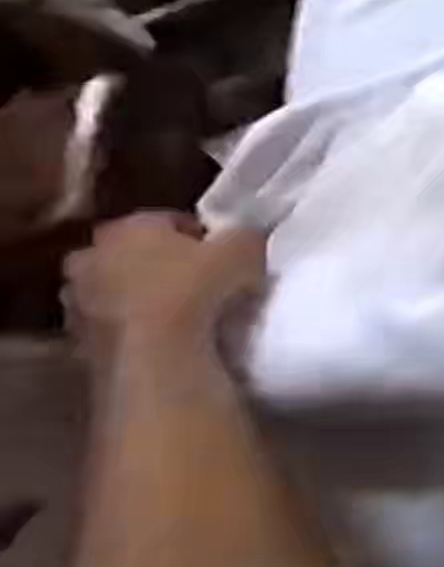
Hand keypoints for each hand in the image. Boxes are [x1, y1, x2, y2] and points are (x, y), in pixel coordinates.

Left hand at [64, 213, 267, 351]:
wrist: (154, 347)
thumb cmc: (199, 287)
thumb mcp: (246, 249)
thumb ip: (241, 234)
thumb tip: (237, 235)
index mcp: (127, 227)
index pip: (170, 219)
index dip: (203, 234)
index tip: (227, 252)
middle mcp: (90, 253)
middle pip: (136, 251)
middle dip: (164, 260)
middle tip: (203, 277)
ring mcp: (75, 294)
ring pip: (119, 284)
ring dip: (145, 290)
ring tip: (186, 307)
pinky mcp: (76, 330)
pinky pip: (114, 316)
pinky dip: (135, 318)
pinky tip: (166, 329)